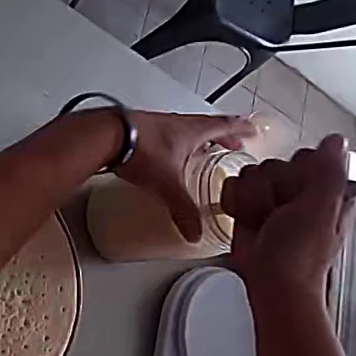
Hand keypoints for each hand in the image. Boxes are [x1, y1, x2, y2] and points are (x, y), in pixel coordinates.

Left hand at [115, 111, 257, 241]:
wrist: (104, 136)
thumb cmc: (139, 149)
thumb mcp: (167, 184)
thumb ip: (182, 209)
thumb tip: (193, 232)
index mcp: (192, 130)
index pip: (225, 125)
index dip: (240, 128)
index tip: (251, 129)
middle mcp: (176, 123)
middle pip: (204, 125)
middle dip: (220, 135)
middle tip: (229, 142)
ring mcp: (155, 123)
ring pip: (182, 128)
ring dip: (194, 137)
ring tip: (197, 151)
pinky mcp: (136, 129)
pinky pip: (160, 134)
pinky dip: (170, 142)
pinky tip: (163, 154)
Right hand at [220, 134, 355, 296]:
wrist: (271, 281)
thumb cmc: (301, 254)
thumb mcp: (322, 208)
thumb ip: (329, 171)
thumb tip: (334, 141)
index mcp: (327, 187)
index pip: (306, 156)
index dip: (297, 172)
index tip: (300, 194)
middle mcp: (300, 190)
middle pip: (274, 164)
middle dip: (272, 190)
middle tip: (281, 213)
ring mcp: (272, 198)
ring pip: (251, 174)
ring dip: (253, 200)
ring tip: (264, 221)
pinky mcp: (248, 206)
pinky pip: (233, 187)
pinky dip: (236, 204)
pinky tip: (248, 220)